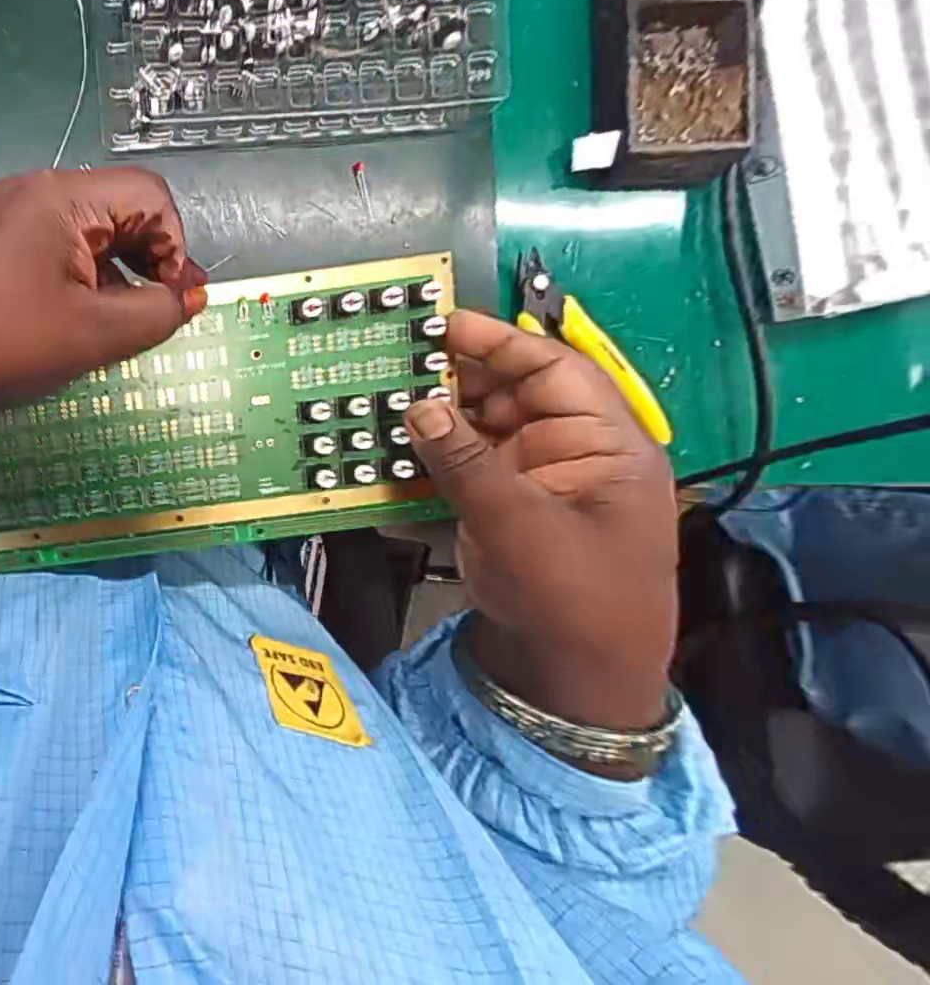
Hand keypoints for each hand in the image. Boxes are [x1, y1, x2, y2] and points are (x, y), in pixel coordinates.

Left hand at [0, 168, 209, 423]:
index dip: (175, 246)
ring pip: (89, 231)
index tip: (173, 299)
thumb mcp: (96, 333)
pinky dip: (82, 276)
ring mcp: (10, 213)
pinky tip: (83, 313)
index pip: (149, 196)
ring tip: (122, 320)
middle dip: (148, 260)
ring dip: (117, 271)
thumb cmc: (8, 345)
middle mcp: (35, 189)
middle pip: (119, 209)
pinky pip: (58, 246)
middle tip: (156, 311)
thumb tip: (191, 296)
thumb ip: (159, 311)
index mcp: (61, 196)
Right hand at [402, 311, 677, 731]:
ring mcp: (529, 474)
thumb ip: (465, 459)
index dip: (497, 342)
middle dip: (455, 375)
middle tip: (397, 360)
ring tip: (386, 394)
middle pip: (509, 392)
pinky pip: (460, 457)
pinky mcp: (497, 497)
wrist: (565, 663)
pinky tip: (395, 437)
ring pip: (478, 423)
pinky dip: (429, 447)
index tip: (442, 325)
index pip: (553, 370)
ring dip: (435, 412)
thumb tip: (420, 406)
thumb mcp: (516, 520)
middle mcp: (566, 449)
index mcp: (603, 443)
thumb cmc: (569, 592)